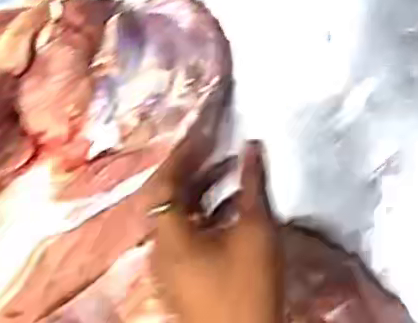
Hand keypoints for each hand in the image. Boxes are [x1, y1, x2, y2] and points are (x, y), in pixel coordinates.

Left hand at [151, 141, 283, 322]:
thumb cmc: (248, 284)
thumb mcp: (255, 226)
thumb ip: (252, 181)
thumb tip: (251, 144)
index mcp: (171, 238)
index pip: (164, 184)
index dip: (184, 154)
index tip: (208, 133)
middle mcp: (161, 253)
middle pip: (170, 199)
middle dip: (196, 169)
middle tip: (222, 146)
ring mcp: (170, 271)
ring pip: (180, 217)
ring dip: (204, 190)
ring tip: (234, 170)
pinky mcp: (183, 281)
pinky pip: (187, 235)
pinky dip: (207, 213)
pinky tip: (236, 204)